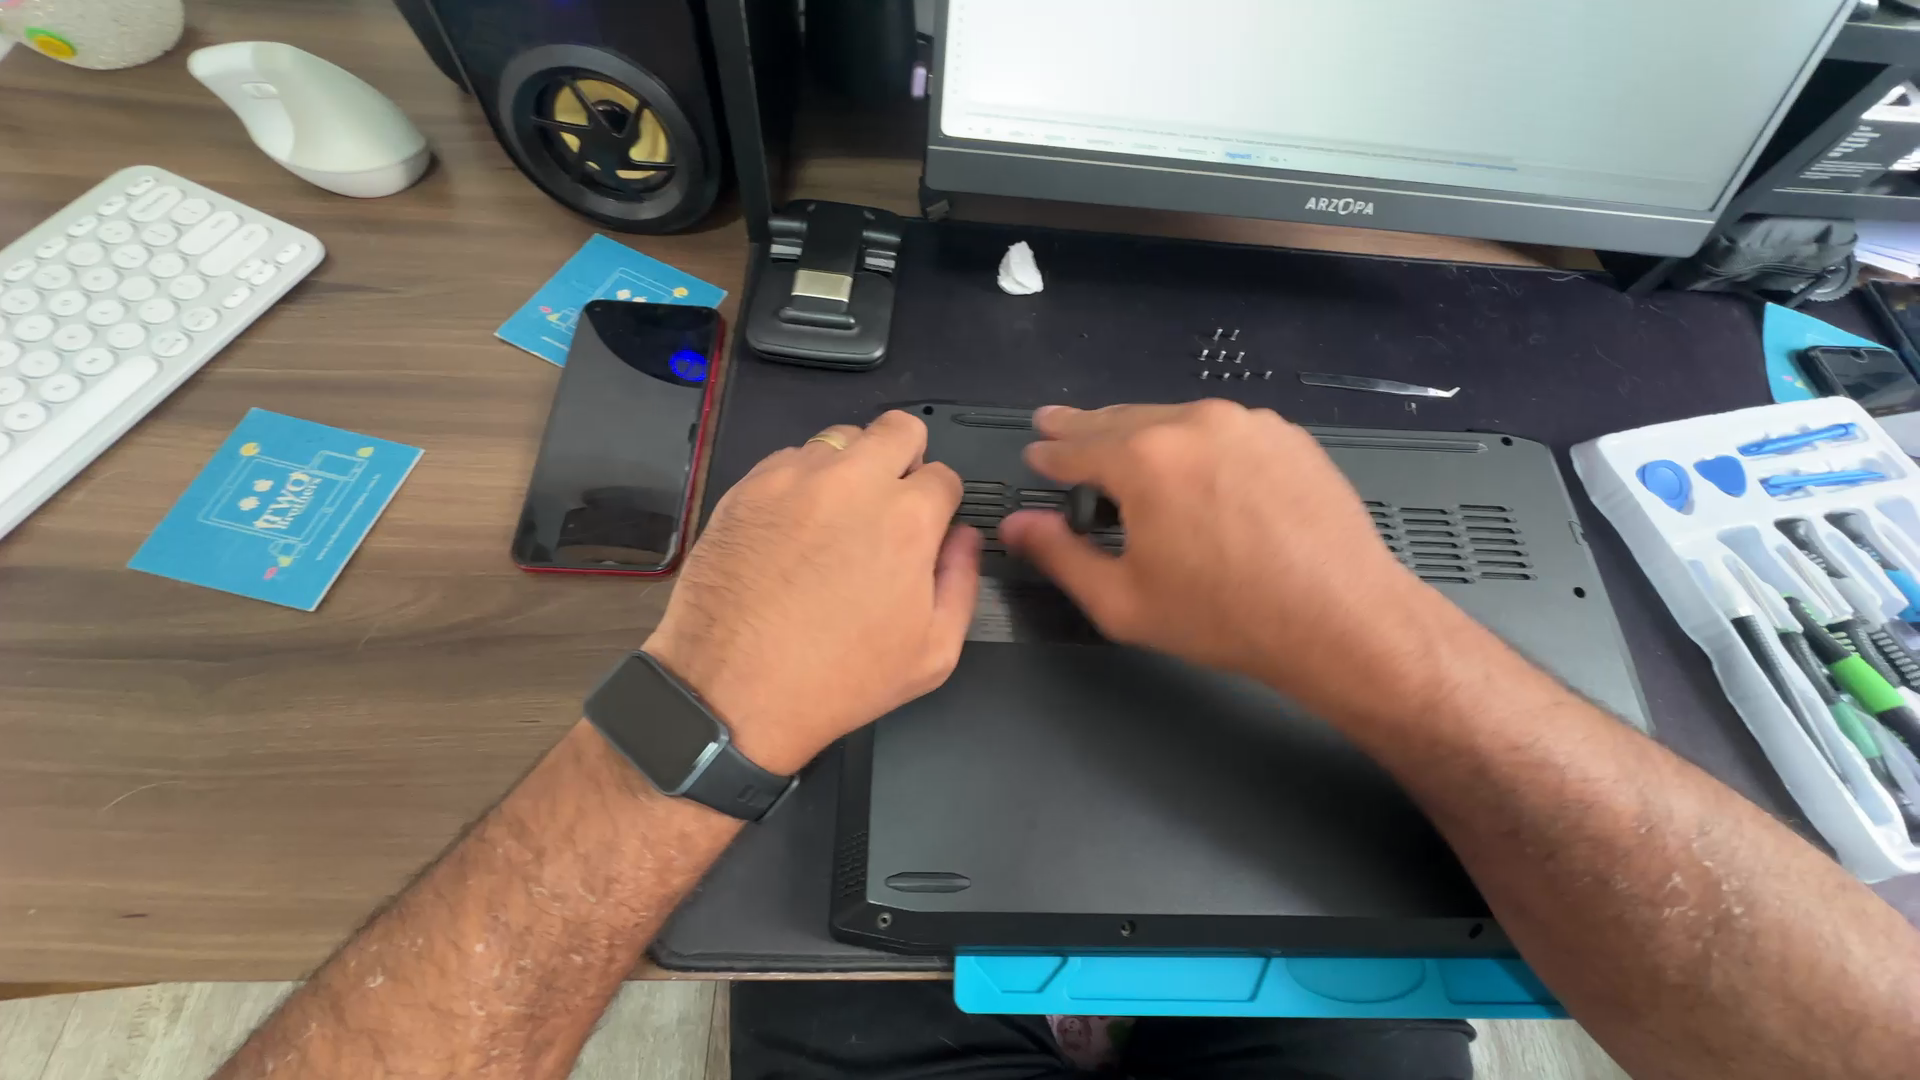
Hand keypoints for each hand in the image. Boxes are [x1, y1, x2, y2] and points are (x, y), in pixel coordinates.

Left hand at [642, 411, 979, 774]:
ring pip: (842, 437)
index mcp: (907, 519)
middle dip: (907, 456)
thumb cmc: (840, 678)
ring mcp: (795, 478)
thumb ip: (962, 581)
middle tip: (893, 499)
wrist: (732, 690)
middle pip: (899, 427)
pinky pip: (790, 457)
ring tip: (839, 513)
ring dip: (854, 464)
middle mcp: (854, 482)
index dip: (941, 502)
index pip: (945, 475)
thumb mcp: (934, 652)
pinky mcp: (748, 486)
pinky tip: (795, 524)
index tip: (926, 527)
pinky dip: (803, 480)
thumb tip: (963, 537)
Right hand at [998, 401, 1447, 716]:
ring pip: (1171, 419)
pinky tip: (1189, 465)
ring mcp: (1246, 422)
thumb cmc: (1223, 616)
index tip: (1035, 452)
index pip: (1075, 448)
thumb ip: (1059, 555)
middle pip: (1119, 419)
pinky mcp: (1285, 434)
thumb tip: (1015, 525)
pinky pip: (1219, 428)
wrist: (1343, 619)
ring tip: (1116, 443)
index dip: (1048, 453)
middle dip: (1082, 426)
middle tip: (1054, 423)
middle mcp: (1193, 423)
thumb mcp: (1122, 601)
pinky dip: (1191, 440)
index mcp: (1144, 460)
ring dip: (1137, 431)